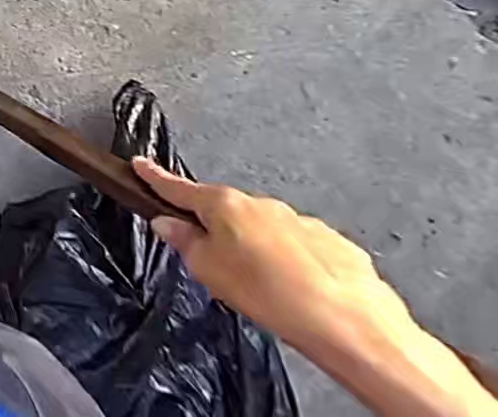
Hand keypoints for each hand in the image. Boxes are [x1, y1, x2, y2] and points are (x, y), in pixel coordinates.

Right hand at [130, 156, 402, 348]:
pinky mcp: (341, 248)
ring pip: (266, 228)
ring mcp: (306, 224)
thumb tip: (170, 225)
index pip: (176, 186)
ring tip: (268, 282)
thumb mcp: (206, 269)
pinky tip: (303, 288)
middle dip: (217, 225)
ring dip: (259, 244)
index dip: (154, 176)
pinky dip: (296, 261)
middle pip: (225, 209)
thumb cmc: (271, 296)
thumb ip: (183, 241)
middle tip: (217, 258)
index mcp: (223, 203)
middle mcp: (262, 205)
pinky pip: (304, 246)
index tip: (140, 165)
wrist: (359, 333)